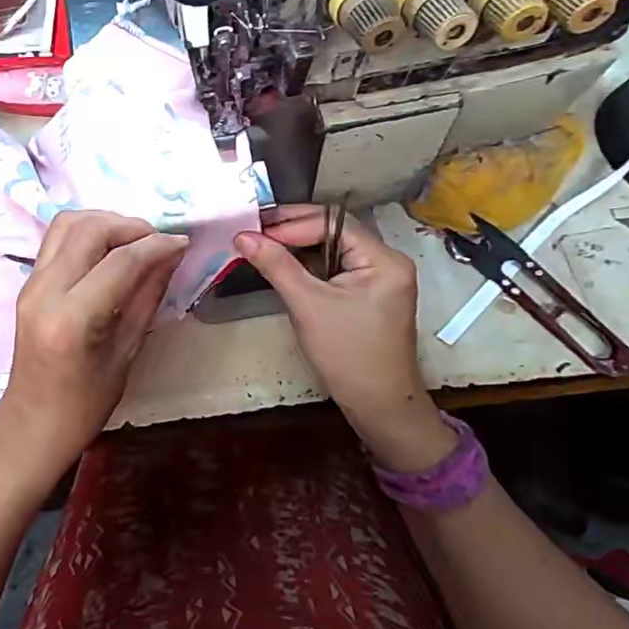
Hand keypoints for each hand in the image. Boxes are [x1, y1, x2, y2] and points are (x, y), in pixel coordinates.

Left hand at [0, 211, 187, 499]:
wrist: (32, 425)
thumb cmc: (84, 405)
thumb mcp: (126, 353)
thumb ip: (146, 298)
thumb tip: (170, 257)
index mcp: (71, 320)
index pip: (119, 262)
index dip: (156, 246)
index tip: (183, 242)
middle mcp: (44, 292)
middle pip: (89, 230)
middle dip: (130, 226)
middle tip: (159, 242)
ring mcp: (30, 284)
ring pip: (68, 224)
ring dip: (106, 222)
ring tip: (135, 241)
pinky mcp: (28, 283)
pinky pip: (58, 238)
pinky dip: (88, 232)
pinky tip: (110, 250)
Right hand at [235, 205, 452, 470]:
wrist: (378, 404)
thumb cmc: (347, 355)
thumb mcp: (307, 305)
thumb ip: (276, 265)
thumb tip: (243, 236)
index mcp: (383, 259)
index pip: (332, 224)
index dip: (291, 225)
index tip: (254, 231)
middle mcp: (386, 260)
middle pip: (333, 230)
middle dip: (293, 229)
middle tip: (254, 230)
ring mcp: (378, 277)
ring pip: (332, 247)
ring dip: (297, 245)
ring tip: (261, 243)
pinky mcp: (368, 292)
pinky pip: (335, 266)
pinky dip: (308, 263)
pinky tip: (282, 262)